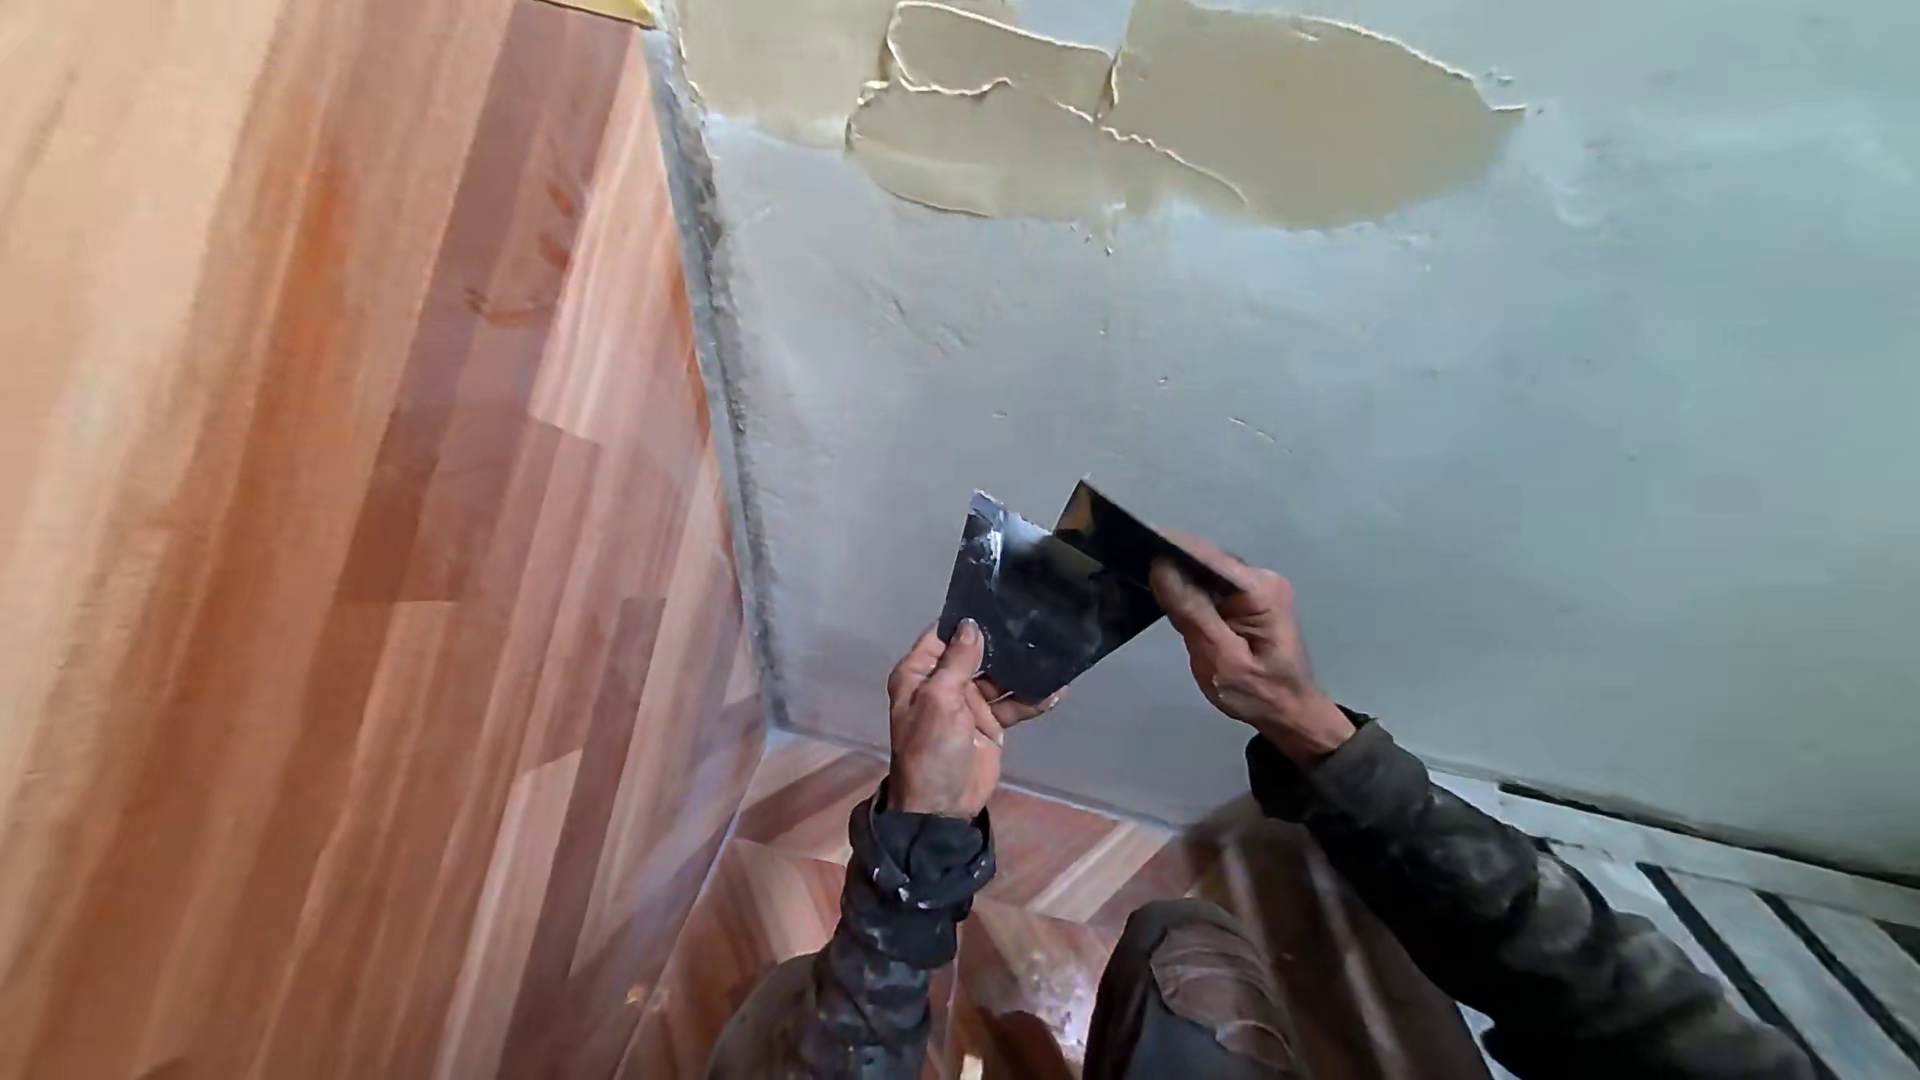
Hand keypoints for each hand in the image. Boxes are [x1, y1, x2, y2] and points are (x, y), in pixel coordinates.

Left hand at [887, 620, 1060, 817]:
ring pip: (998, 677)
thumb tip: (970, 624)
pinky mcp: (989, 723)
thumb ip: (957, 661)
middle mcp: (943, 683)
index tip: (993, 600)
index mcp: (919, 674)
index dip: (964, 620)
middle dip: (999, 641)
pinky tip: (1055, 690)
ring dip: (1020, 669)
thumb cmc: (931, 748)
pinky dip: (1031, 699)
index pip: (941, 636)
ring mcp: (968, 703)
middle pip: (974, 653)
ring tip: (1050, 650)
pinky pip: (1012, 704)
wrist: (942, 807)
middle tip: (1032, 620)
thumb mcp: (939, 700)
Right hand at [1148, 533, 1354, 763]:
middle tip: (1125, 555)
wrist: (1291, 717)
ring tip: (1135, 566)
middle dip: (1167, 555)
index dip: (1168, 544)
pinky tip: (1163, 589)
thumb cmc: (1258, 694)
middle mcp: (1260, 579)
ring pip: (1204, 569)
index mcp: (1259, 590)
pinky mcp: (1246, 598)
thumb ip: (1192, 611)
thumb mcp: (1220, 658)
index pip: (1206, 556)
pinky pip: (1209, 582)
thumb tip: (1160, 565)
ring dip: (1174, 570)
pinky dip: (1186, 585)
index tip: (1130, 536)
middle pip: (1205, 558)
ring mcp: (1255, 587)